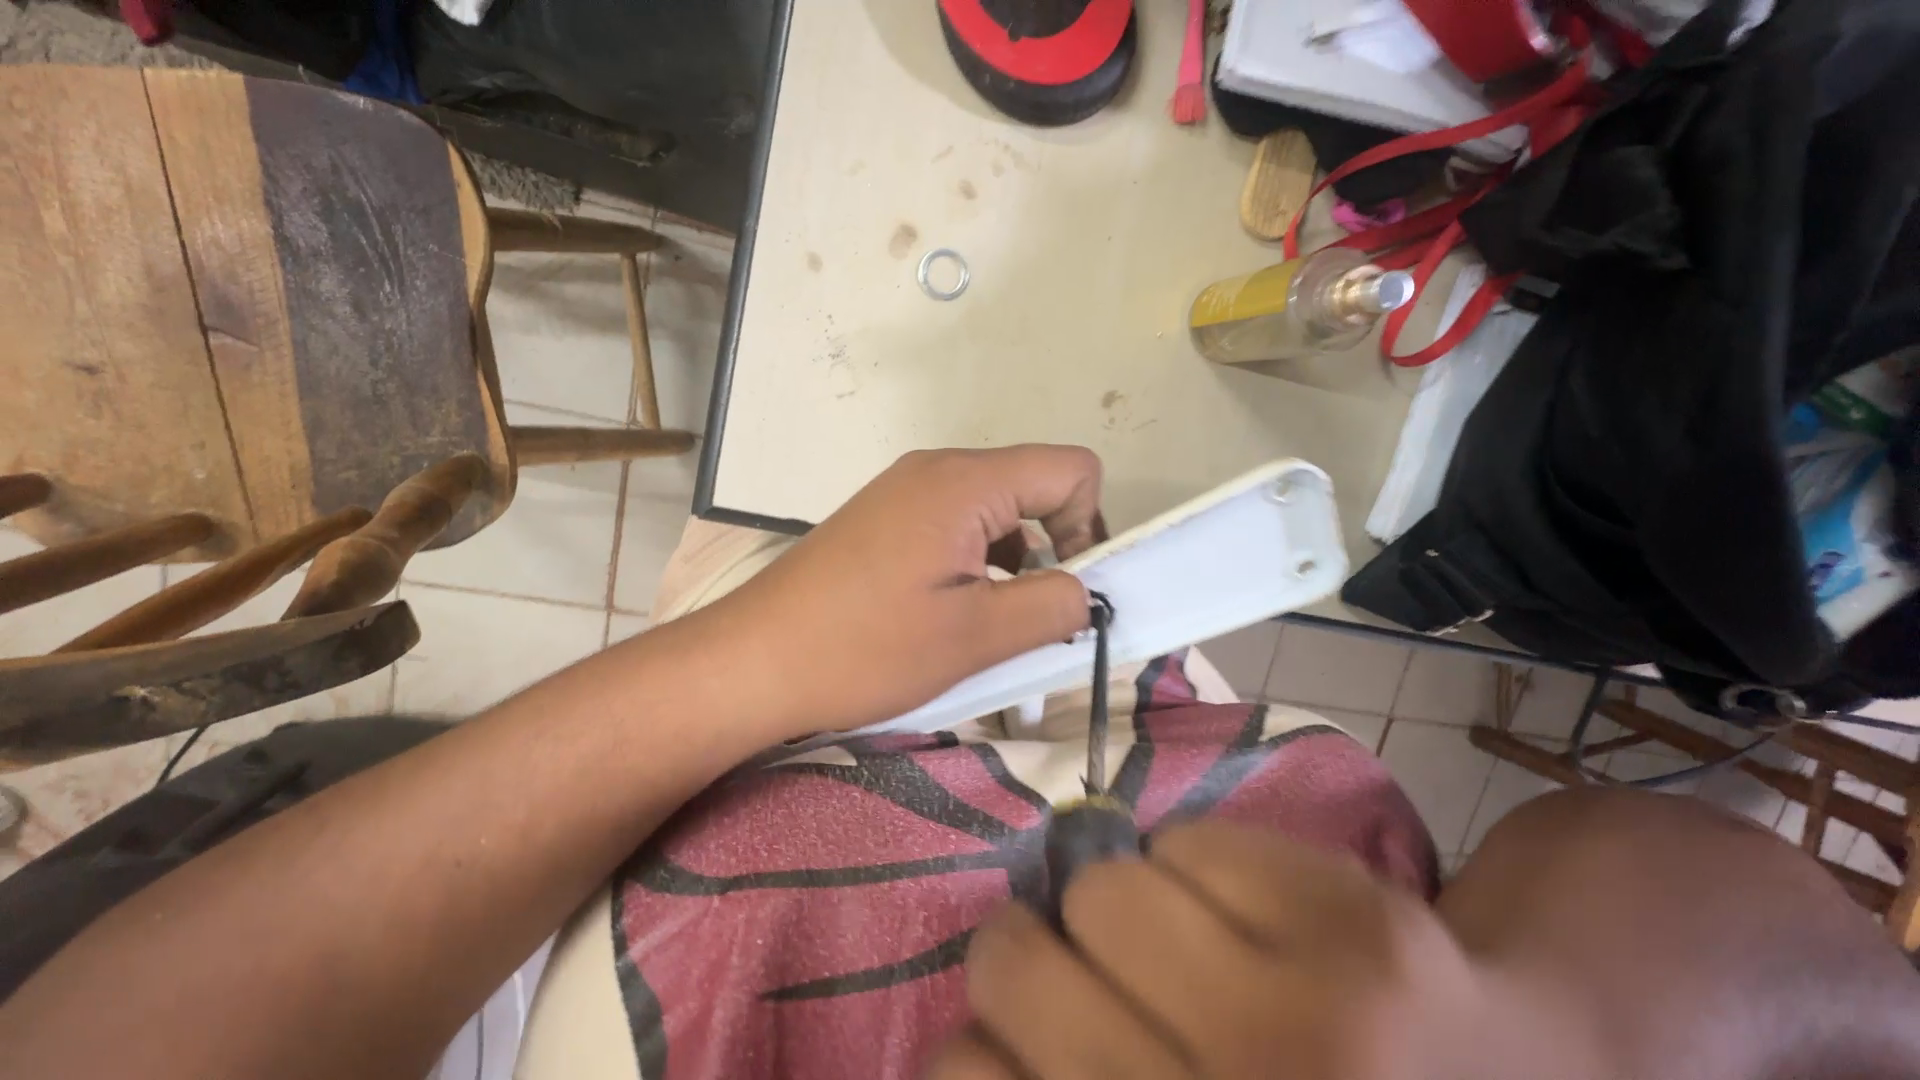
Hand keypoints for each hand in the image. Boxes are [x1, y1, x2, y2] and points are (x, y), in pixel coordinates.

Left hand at [687, 445, 1104, 737]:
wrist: (752, 662)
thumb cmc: (866, 649)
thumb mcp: (975, 636)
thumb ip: (1053, 604)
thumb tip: (1086, 590)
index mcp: (964, 482)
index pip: (1071, 469)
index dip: (1090, 527)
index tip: (1070, 591)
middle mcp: (936, 469)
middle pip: (1034, 488)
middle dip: (1053, 550)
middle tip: (1035, 621)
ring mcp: (904, 492)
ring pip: (995, 513)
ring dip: (1012, 566)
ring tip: (986, 628)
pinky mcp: (883, 520)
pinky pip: (955, 527)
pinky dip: (974, 567)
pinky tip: (949, 617)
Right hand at [927, 822, 1520, 1079]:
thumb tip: (972, 1037)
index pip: (961, 1078)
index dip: (973, 1049)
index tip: (1017, 1048)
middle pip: (1011, 961)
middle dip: (1031, 950)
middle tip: (1090, 972)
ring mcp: (1293, 1024)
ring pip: (1097, 889)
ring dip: (1123, 907)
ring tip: (1182, 943)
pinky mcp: (1352, 932)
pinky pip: (1189, 845)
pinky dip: (1203, 869)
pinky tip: (1258, 919)